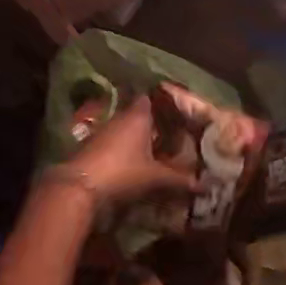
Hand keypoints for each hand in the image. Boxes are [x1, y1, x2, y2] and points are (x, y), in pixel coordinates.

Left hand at [65, 95, 198, 203]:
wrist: (80, 186)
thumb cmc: (123, 172)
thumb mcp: (155, 177)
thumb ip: (179, 179)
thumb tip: (205, 185)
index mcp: (138, 116)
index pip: (151, 98)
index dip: (163, 103)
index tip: (176, 111)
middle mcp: (119, 118)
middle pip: (138, 115)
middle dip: (152, 123)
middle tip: (169, 133)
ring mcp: (102, 131)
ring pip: (124, 129)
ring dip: (136, 137)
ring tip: (154, 149)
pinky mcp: (90, 147)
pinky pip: (112, 143)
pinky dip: (122, 149)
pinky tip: (131, 161)